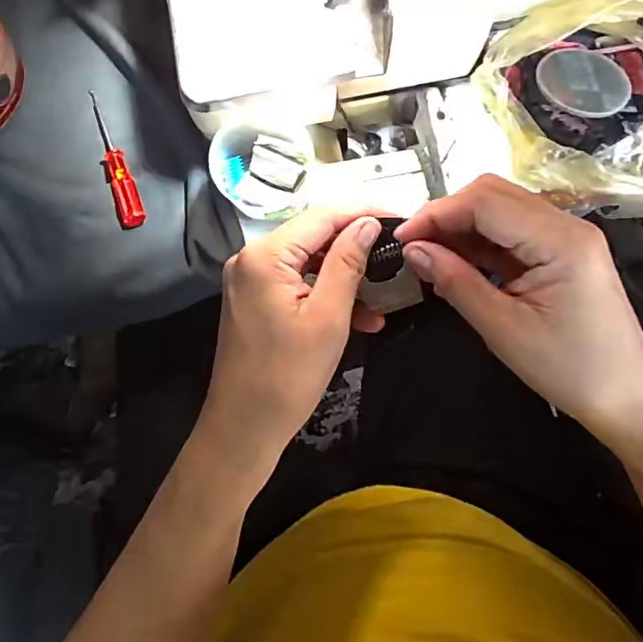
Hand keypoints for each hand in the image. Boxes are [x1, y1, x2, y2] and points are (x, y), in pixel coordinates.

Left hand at [197, 209, 382, 471]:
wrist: (244, 427)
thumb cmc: (288, 375)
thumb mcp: (328, 317)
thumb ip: (347, 263)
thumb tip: (366, 224)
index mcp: (264, 256)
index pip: (320, 217)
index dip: (360, 214)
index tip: (398, 219)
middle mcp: (250, 258)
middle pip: (312, 237)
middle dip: (355, 249)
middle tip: (396, 261)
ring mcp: (248, 278)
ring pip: (306, 262)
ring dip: (344, 277)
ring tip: (383, 300)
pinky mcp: (252, 298)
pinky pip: (294, 283)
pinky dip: (323, 294)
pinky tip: (359, 318)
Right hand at [394, 175, 642, 447]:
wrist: (628, 401)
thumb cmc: (570, 371)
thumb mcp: (503, 329)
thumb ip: (455, 282)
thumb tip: (412, 250)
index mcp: (562, 242)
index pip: (484, 203)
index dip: (437, 214)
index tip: (403, 240)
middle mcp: (567, 226)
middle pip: (490, 194)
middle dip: (445, 214)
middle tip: (414, 247)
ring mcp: (565, 235)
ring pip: (496, 206)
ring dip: (459, 225)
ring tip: (429, 256)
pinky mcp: (558, 249)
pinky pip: (508, 228)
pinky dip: (476, 239)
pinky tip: (455, 261)